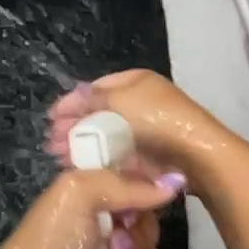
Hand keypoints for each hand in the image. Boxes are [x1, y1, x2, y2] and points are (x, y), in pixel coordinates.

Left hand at [0, 168, 183, 248]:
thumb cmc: (52, 242)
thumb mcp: (79, 196)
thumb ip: (125, 184)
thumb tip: (173, 181)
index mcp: (92, 196)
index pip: (135, 185)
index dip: (147, 193)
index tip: (144, 202)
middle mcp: (105, 227)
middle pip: (149, 223)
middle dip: (139, 235)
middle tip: (115, 245)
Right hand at [46, 69, 242, 174]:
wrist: (196, 156)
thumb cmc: (156, 120)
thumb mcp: (120, 101)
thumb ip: (93, 99)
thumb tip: (75, 96)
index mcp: (135, 82)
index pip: (96, 88)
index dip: (73, 101)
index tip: (52, 117)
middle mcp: (139, 103)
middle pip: (99, 113)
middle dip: (74, 126)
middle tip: (52, 140)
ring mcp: (144, 131)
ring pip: (105, 136)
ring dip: (81, 144)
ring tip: (60, 155)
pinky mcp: (147, 156)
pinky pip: (116, 154)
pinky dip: (97, 159)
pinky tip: (79, 166)